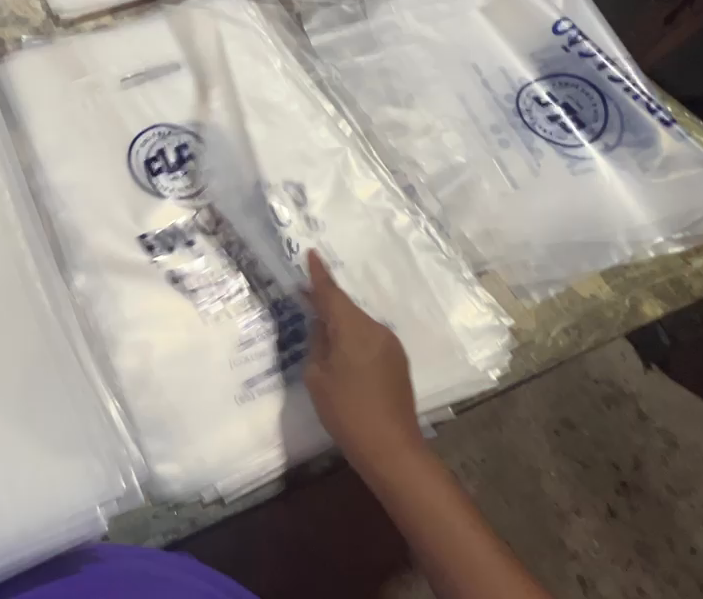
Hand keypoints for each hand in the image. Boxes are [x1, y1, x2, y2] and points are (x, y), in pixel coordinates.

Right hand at [302, 251, 426, 484]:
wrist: (392, 450)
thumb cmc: (346, 412)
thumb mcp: (317, 376)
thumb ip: (318, 343)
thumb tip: (323, 326)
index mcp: (354, 329)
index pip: (332, 293)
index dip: (319, 274)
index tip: (311, 253)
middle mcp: (376, 330)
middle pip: (346, 308)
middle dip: (326, 302)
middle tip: (304, 297)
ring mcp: (391, 346)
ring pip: (358, 324)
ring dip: (340, 323)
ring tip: (320, 332)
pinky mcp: (398, 362)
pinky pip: (369, 339)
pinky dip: (353, 338)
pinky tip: (341, 354)